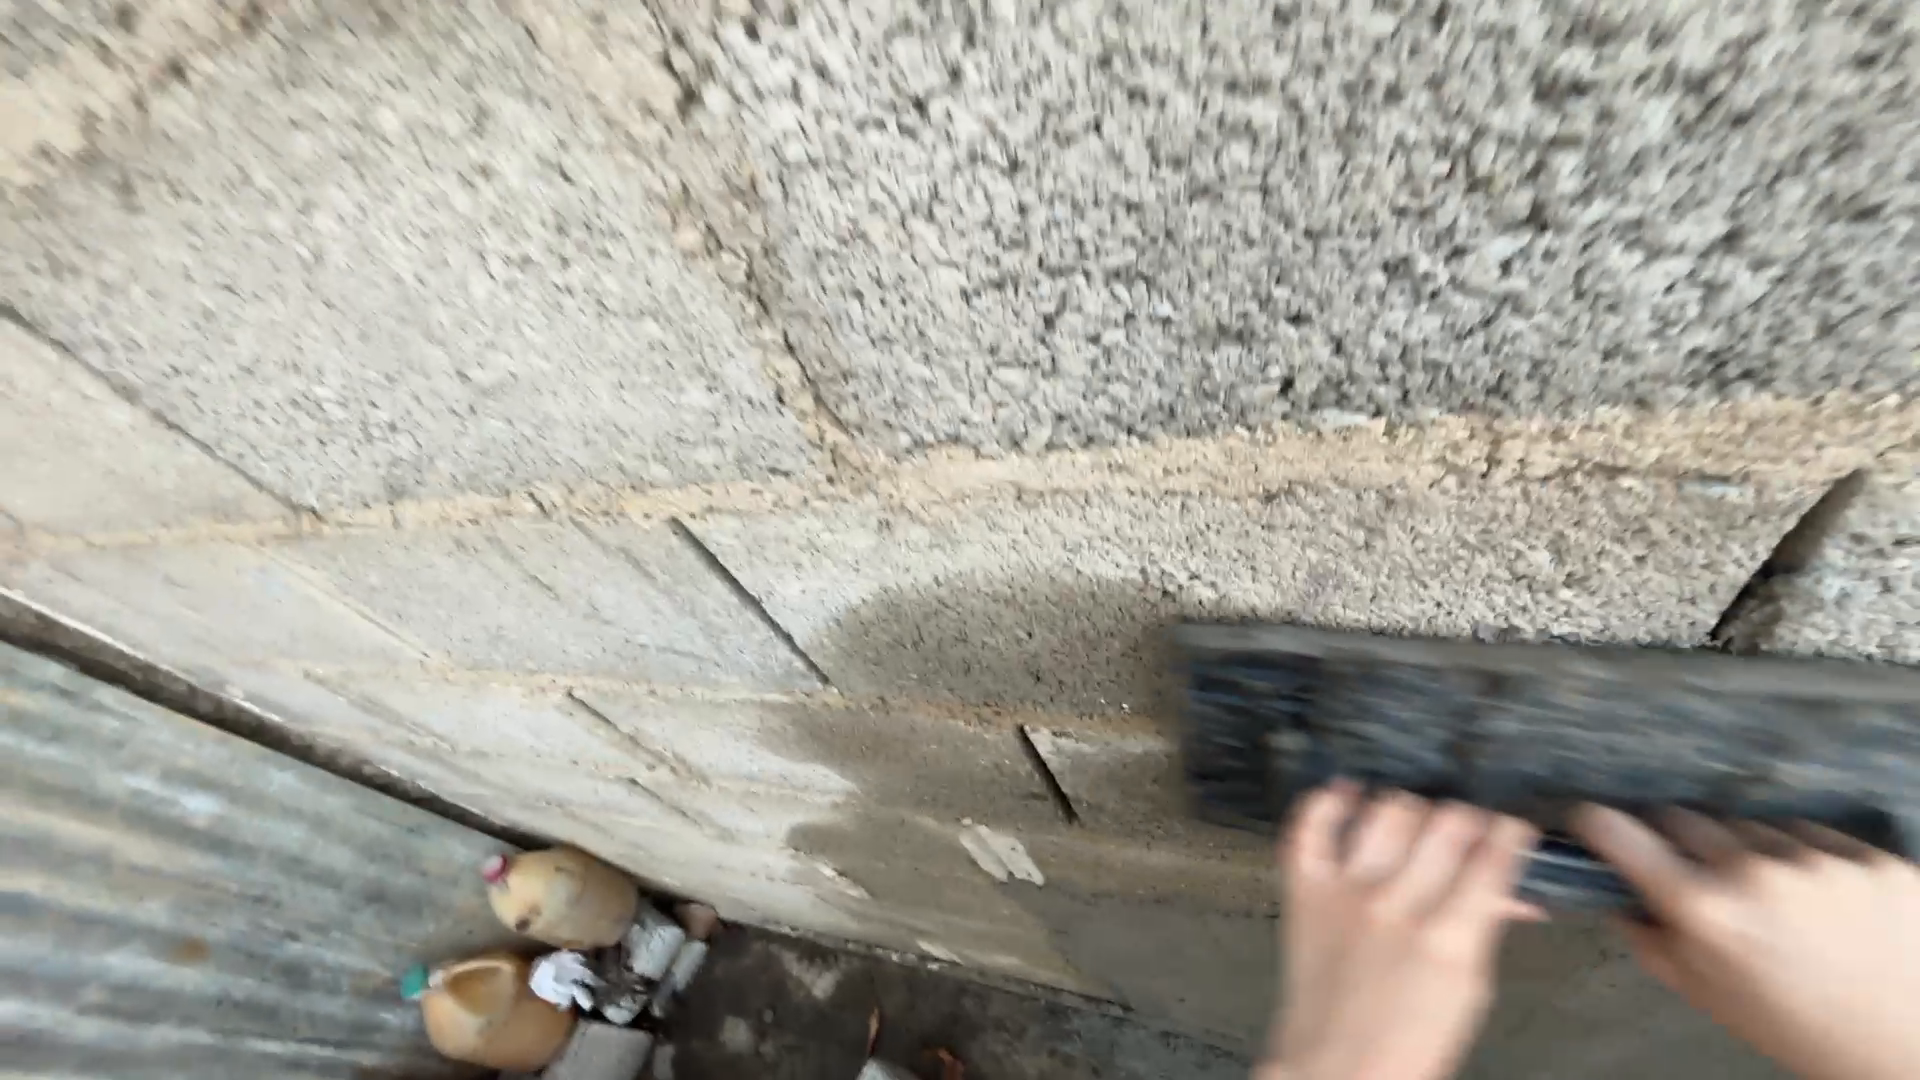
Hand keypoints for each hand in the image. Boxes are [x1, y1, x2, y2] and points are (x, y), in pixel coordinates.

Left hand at [1258, 782, 1540, 1079]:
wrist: (1337, 1064)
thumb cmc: (1411, 1036)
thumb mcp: (1470, 988)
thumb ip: (1482, 927)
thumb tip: (1510, 889)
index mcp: (1447, 939)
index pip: (1489, 859)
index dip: (1508, 833)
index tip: (1511, 825)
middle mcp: (1394, 904)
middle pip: (1440, 824)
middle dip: (1464, 817)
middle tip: (1466, 825)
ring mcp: (1343, 889)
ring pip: (1385, 811)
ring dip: (1409, 807)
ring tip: (1416, 818)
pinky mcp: (1303, 886)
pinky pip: (1309, 823)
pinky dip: (1328, 800)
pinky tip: (1349, 794)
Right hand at [1573, 805, 1919, 1079]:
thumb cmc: (1791, 1025)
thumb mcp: (1696, 986)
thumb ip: (1641, 929)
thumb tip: (1607, 884)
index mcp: (1700, 906)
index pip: (1609, 827)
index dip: (1591, 823)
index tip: (1590, 826)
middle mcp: (1752, 871)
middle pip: (1678, 817)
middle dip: (1676, 840)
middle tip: (1695, 872)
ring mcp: (1821, 863)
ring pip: (1748, 826)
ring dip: (1744, 848)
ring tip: (1773, 891)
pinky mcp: (1878, 862)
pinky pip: (1811, 835)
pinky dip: (1804, 856)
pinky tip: (1822, 895)